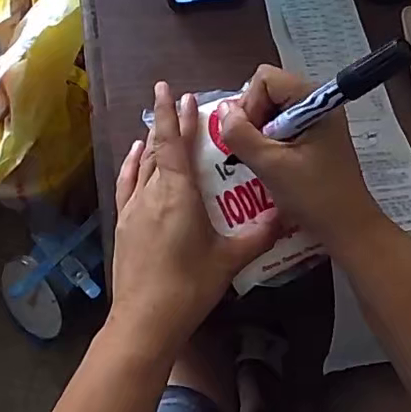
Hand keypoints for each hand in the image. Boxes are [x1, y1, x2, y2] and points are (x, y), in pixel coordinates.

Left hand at [109, 82, 281, 353]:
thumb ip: (258, 236)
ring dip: (151, 140)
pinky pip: (126, 182)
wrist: (144, 319)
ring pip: (142, 162)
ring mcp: (133, 206)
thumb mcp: (229, 260)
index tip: (178, 92)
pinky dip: (131, 164)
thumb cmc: (189, 287)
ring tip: (158, 124)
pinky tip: (134, 155)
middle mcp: (152, 191)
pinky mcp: (123, 222)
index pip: (176, 143)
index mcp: (178, 193)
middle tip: (176, 99)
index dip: (177, 116)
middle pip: (158, 147)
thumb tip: (287, 216)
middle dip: (168, 121)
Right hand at [213, 65, 384, 248]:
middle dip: (251, 118)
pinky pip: (277, 124)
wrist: (349, 229)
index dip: (250, 104)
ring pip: (268, 109)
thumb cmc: (314, 196)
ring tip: (260, 159)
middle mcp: (315, 102)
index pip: (265, 79)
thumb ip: (240, 134)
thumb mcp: (271, 165)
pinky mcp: (311, 135)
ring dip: (256, 132)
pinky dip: (266, 141)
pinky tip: (268, 164)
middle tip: (254, 150)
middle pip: (265, 90)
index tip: (253, 137)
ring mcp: (314, 119)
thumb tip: (222, 110)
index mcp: (314, 100)